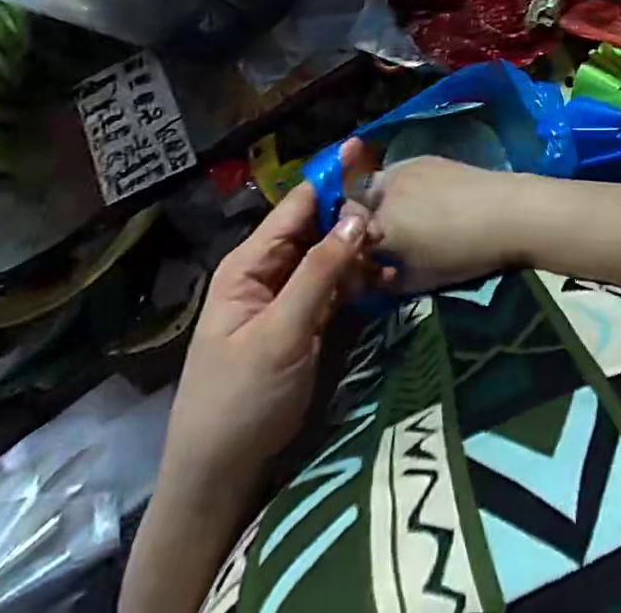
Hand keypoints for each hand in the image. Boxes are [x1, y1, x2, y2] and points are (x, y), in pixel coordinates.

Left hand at [160, 181, 372, 487]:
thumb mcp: (280, 333)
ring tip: (399, 250)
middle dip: (353, 216)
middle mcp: (269, 272)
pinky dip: (361, 283)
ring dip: (363, 252)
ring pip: (332, 259)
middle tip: (396, 209)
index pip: (295, 207)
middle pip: (317, 229)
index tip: (365, 148)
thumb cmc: (240, 398)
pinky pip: (337, 290)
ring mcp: (289, 299)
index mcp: (250, 264)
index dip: (330, 177)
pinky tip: (389, 283)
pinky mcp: (305, 324)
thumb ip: (319, 274)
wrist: (221, 470)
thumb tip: (357, 217)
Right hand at [345, 145, 531, 293]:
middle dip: (363, 216)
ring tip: (409, 214)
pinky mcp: (424, 158)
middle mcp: (382, 192)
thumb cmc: (464, 253)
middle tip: (387, 233)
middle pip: (356, 200)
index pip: (346, 232)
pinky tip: (428, 199)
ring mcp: (403, 169)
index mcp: (378, 225)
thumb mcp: (419, 279)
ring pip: (377, 183)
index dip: (352, 242)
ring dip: (382, 198)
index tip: (368, 253)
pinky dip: (403, 186)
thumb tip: (373, 275)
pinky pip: (399, 173)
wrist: (508, 213)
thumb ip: (386, 279)